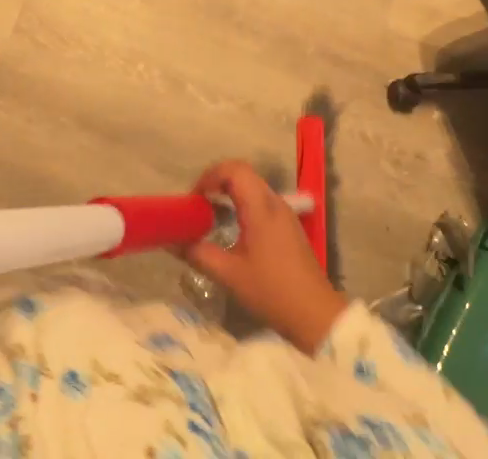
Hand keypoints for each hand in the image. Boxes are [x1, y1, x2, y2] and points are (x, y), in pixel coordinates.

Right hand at [182, 160, 346, 353]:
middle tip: (198, 204)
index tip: (195, 197)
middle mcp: (275, 204)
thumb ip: (198, 254)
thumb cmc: (272, 292)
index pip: (235, 170)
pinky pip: (261, 202)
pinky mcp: (289, 227)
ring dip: (229, 193)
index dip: (210, 176)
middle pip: (243, 174)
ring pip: (253, 187)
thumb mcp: (228, 275)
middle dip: (216, 182)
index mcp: (261, 209)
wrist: (316, 316)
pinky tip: (233, 229)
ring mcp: (285, 215)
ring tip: (210, 216)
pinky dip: (242, 204)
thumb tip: (171, 242)